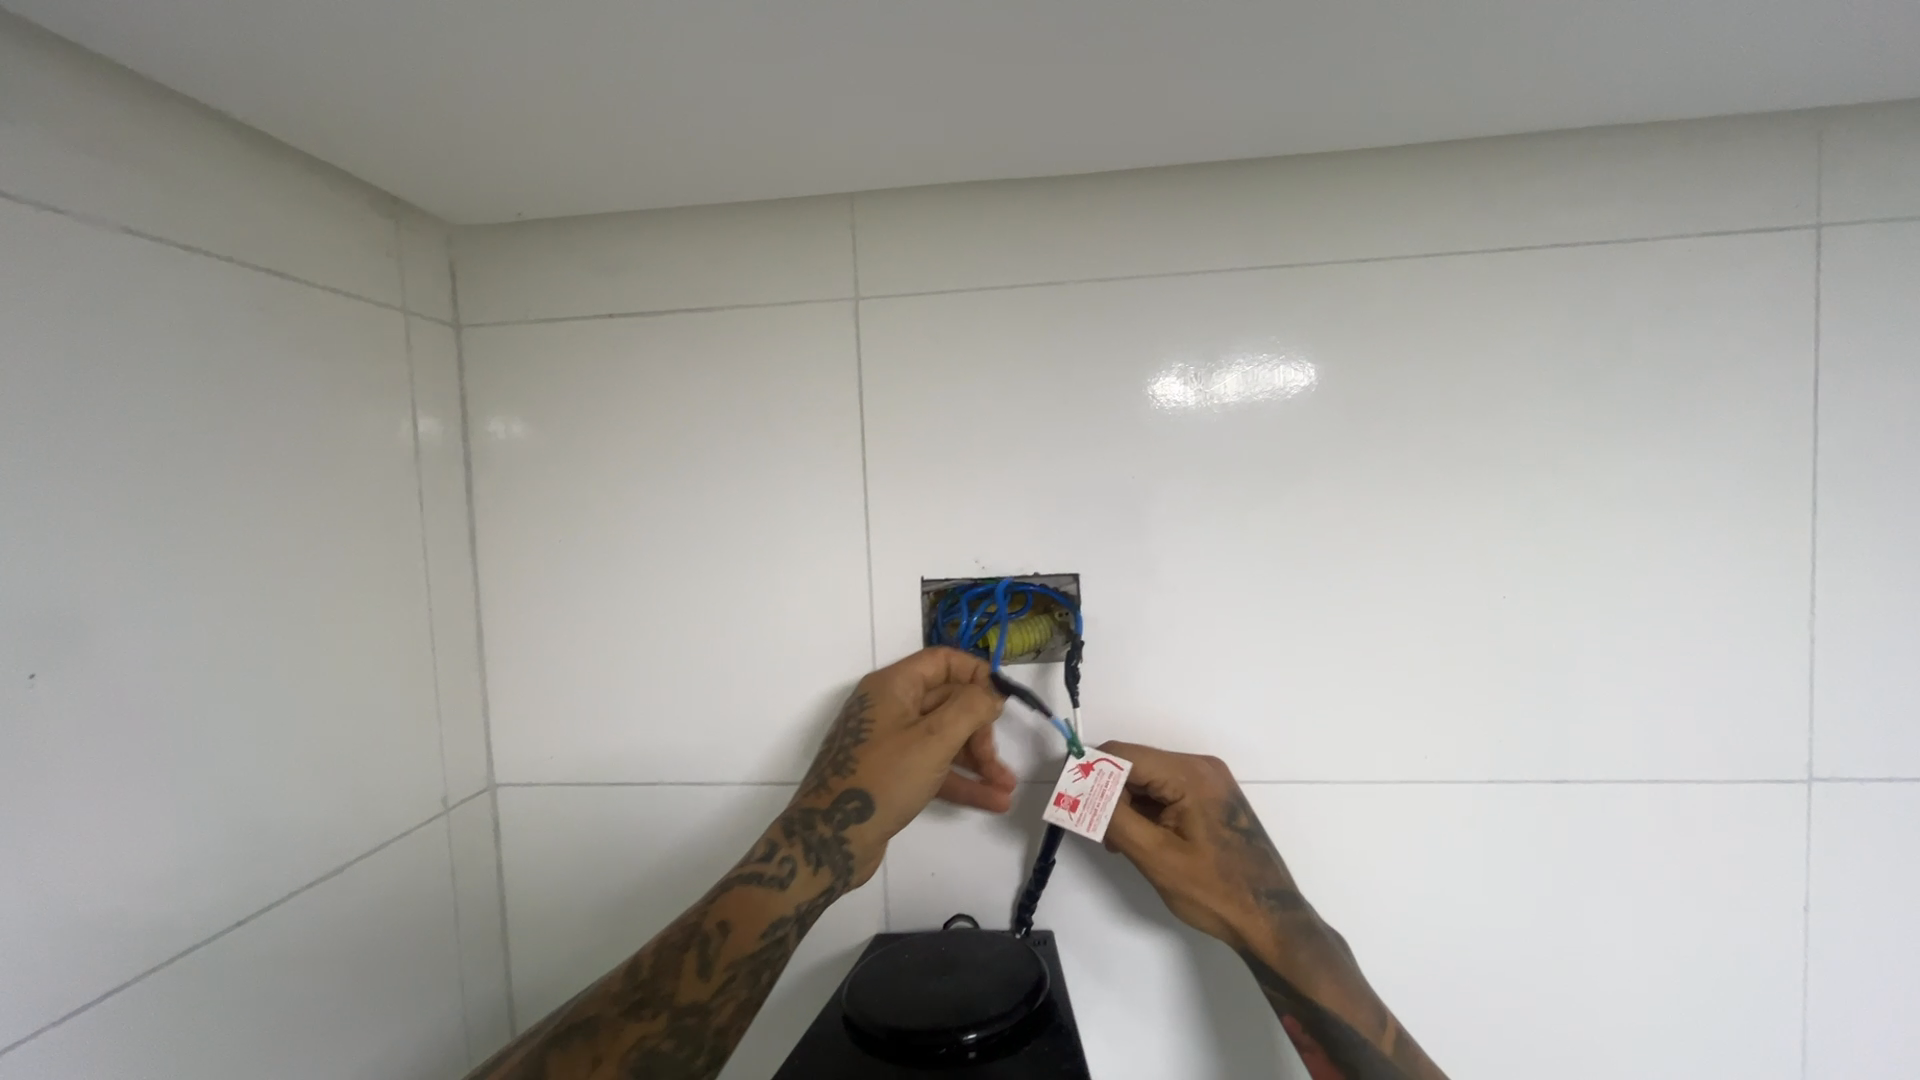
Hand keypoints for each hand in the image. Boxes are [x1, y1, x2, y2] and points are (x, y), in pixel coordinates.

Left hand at [774, 648, 1013, 892]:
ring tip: (1008, 786)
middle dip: (980, 730)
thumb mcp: (934, 739)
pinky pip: (934, 767)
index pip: (943, 662)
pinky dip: (961, 780)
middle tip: (996, 760)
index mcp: (893, 685)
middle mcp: (890, 707)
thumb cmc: (883, 778)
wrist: (830, 840)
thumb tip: (992, 692)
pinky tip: (993, 799)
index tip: (1003, 699)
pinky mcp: (892, 774)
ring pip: (944, 738)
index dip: (976, 674)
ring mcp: (890, 742)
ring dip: (977, 759)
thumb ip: (970, 708)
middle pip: (947, 702)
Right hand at [1098, 741, 1322, 954]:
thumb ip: (1113, 816)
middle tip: (1100, 836)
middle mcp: (1201, 767)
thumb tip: (1077, 788)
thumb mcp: (1155, 856)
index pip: (1123, 755)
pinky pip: (1166, 792)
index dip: (1089, 773)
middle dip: (1109, 795)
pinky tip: (1142, 841)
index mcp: (1189, 773)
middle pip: (1135, 766)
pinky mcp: (1212, 798)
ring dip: (1127, 806)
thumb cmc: (1214, 891)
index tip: (1068, 799)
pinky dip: (1148, 811)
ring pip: (1148, 780)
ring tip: (1120, 845)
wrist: (1273, 923)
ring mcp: (1210, 782)